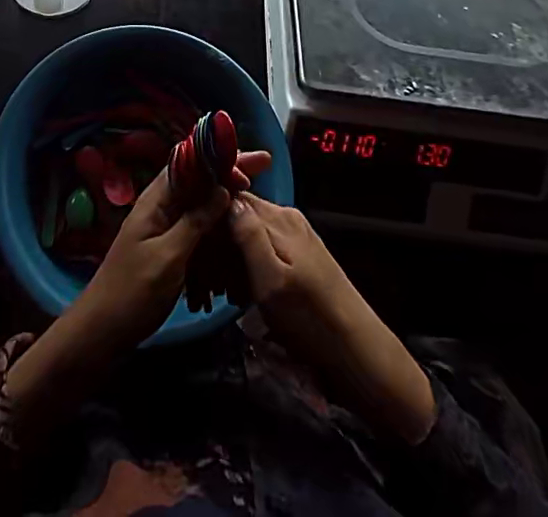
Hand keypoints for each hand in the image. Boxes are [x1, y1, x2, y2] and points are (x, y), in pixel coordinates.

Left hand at [5, 150, 269, 439]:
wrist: (102, 331)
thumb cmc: (132, 292)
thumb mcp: (168, 256)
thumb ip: (195, 222)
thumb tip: (223, 189)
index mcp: (155, 201)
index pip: (189, 164)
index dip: (219, 158)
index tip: (251, 164)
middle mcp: (160, 208)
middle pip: (198, 180)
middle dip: (229, 172)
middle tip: (265, 168)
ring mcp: (163, 229)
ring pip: (200, 203)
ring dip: (226, 197)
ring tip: (257, 196)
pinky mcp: (168, 249)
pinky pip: (198, 227)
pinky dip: (218, 223)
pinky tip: (238, 230)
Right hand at [228, 193, 436, 444]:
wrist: (356, 350)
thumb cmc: (310, 317)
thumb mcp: (271, 278)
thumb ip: (249, 235)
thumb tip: (227, 197)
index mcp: (279, 218)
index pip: (231, 198)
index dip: (208, 216)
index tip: (191, 242)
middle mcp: (286, 219)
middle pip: (238, 217)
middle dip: (217, 244)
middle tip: (204, 279)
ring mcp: (294, 238)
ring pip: (247, 236)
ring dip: (229, 261)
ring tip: (221, 292)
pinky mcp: (298, 258)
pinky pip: (261, 252)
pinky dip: (246, 269)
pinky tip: (241, 296)